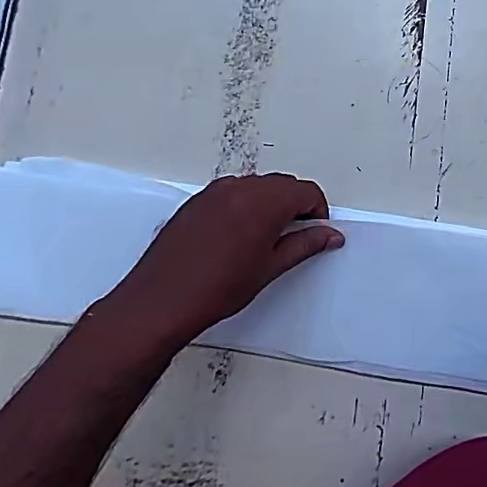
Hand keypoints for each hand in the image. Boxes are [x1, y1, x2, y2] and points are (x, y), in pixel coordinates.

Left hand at [97, 173, 343, 349]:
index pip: (306, 191)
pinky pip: (234, 191)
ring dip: (271, 203)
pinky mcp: (198, 200)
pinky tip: (241, 235)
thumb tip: (326, 235)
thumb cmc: (210, 289)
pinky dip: (246, 204)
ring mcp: (216, 192)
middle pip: (283, 184)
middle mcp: (239, 188)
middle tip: (299, 234)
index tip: (317, 228)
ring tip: (267, 238)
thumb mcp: (270, 268)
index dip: (317, 210)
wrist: (161, 302)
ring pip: (258, 186)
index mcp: (263, 202)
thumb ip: (304, 245)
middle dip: (296, 205)